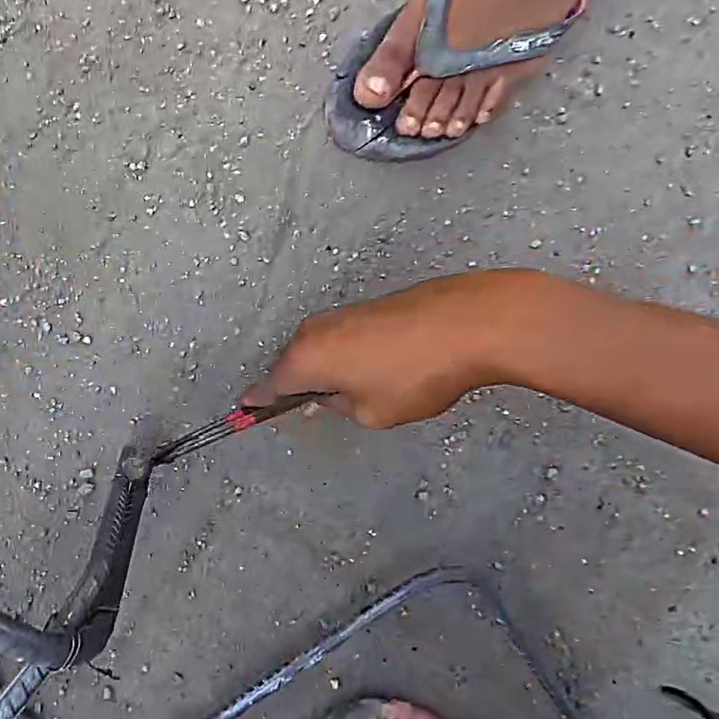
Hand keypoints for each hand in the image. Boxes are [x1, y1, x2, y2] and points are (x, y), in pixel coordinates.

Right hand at [241, 270, 540, 428]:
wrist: (474, 321)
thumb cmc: (418, 373)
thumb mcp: (372, 412)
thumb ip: (340, 406)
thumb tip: (333, 393)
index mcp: (303, 360)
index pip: (267, 387)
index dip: (256, 404)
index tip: (245, 411)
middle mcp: (312, 332)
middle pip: (291, 365)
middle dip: (299, 386)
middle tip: (318, 407)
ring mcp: (338, 314)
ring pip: (317, 349)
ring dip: (326, 368)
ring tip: (361, 388)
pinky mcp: (364, 305)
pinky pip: (340, 336)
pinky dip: (347, 353)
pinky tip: (378, 365)